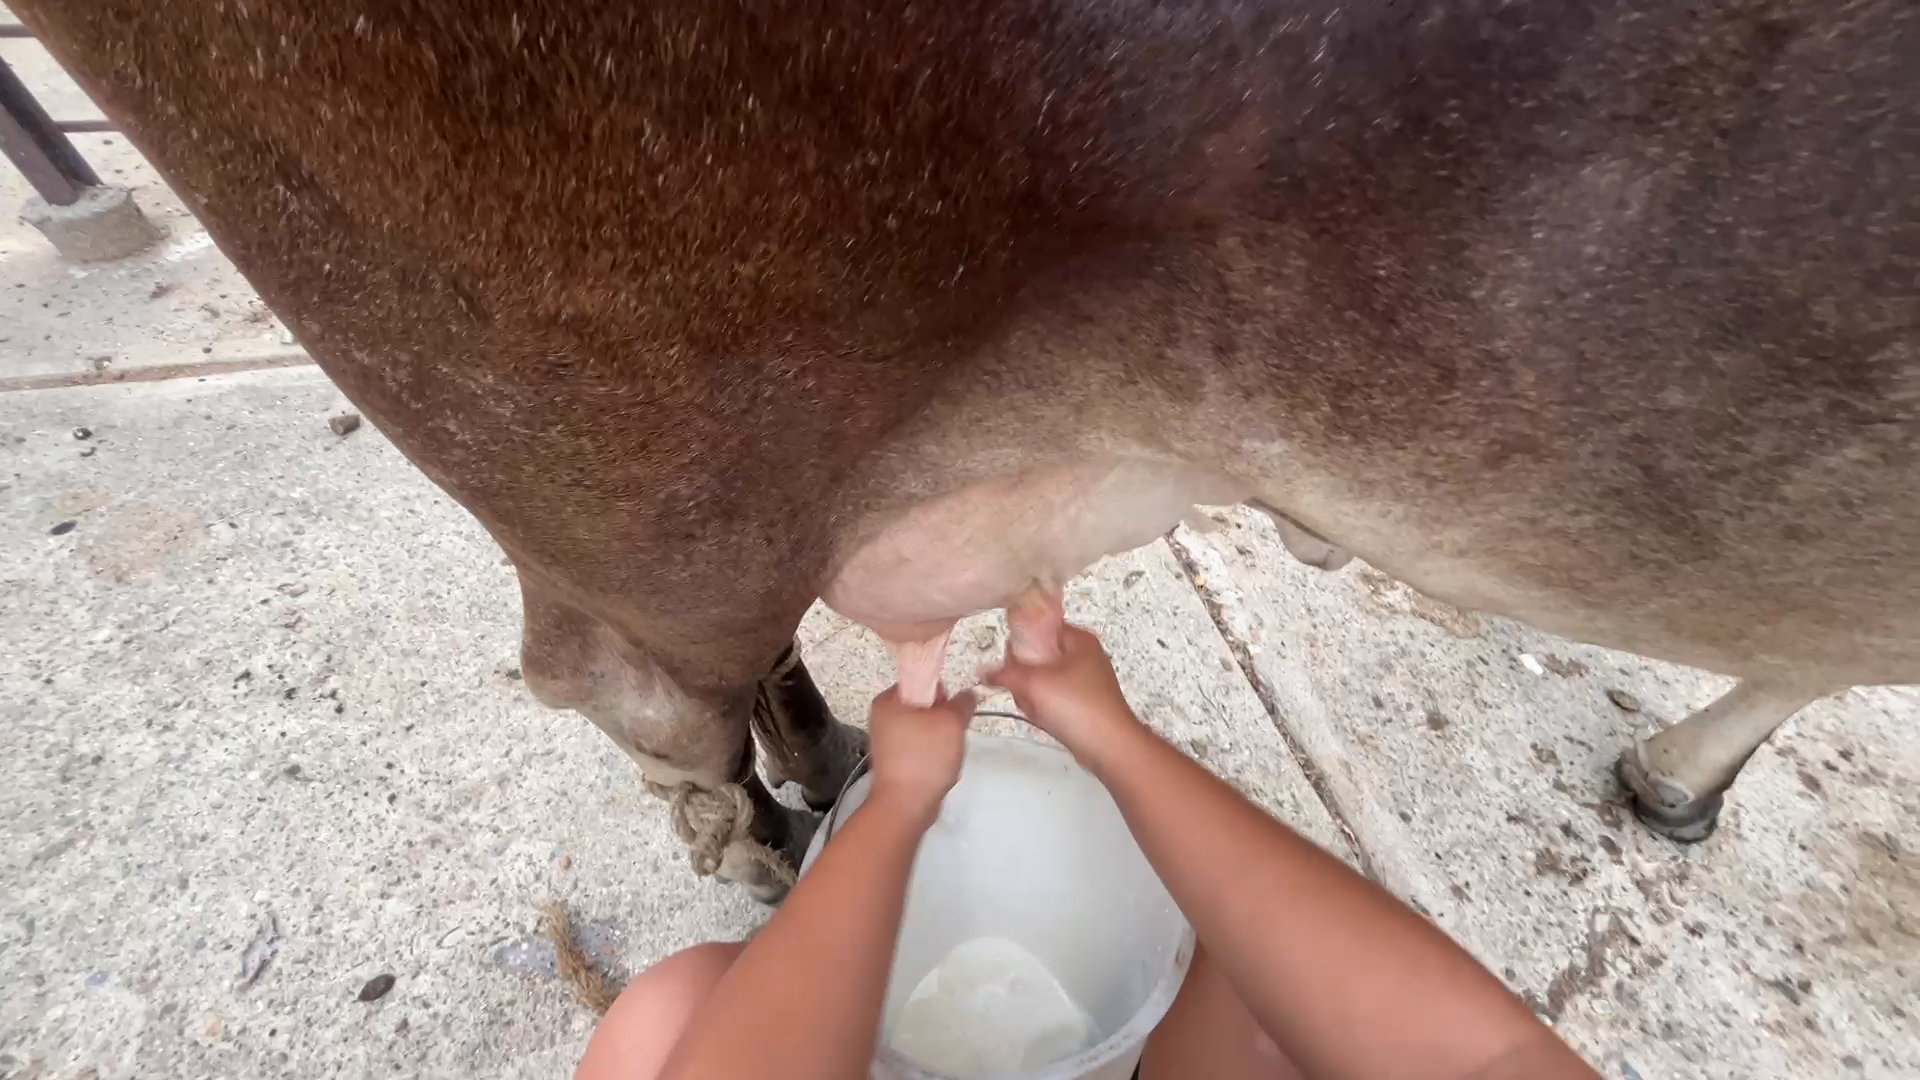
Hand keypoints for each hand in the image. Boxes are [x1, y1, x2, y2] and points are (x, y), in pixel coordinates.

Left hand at [865, 686, 976, 827]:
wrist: (905, 805)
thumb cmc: (925, 756)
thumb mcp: (952, 722)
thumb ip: (963, 702)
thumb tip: (968, 695)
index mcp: (887, 700)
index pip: (920, 680)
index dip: (941, 693)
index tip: (952, 711)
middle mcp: (882, 717)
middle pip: (924, 705)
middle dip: (943, 718)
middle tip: (951, 733)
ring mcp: (887, 740)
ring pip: (925, 727)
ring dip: (941, 738)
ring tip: (947, 753)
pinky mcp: (894, 760)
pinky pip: (920, 747)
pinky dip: (933, 753)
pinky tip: (940, 765)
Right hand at [987, 622, 1141, 769]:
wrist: (1109, 747)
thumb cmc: (1081, 708)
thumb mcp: (1035, 684)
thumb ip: (1005, 673)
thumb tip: (985, 671)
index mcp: (1080, 640)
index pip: (1041, 626)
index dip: (1021, 641)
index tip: (1010, 658)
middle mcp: (1085, 656)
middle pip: (1040, 654)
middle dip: (1025, 673)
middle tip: (1021, 685)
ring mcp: (1086, 680)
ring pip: (1045, 678)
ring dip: (1032, 692)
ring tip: (1032, 704)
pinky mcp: (1084, 702)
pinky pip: (1054, 697)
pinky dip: (1045, 706)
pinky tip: (1041, 717)